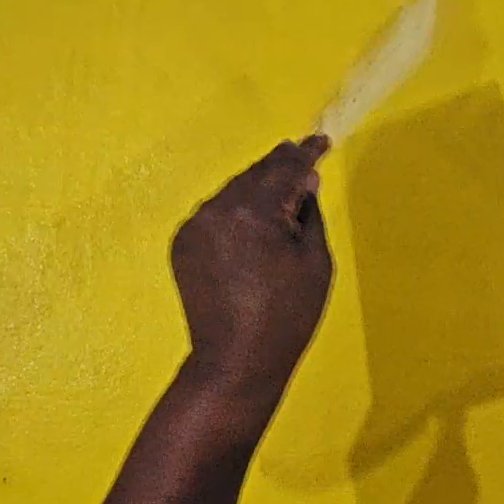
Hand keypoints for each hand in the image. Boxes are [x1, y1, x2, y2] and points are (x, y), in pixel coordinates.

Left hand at [171, 135, 333, 400]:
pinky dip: (234, 216)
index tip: (320, 142)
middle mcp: (217, 209)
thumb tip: (305, 181)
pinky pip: (215, 217)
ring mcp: (194, 226)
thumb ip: (309, 213)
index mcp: (254, 210)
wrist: (236, 360)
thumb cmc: (287, 315)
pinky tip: (251, 233)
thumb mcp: (315, 262)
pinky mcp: (182, 245)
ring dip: (256, 194)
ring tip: (279, 205)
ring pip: (233, 194)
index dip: (307, 153)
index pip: (286, 167)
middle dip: (281, 171)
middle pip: (255, 175)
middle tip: (304, 167)